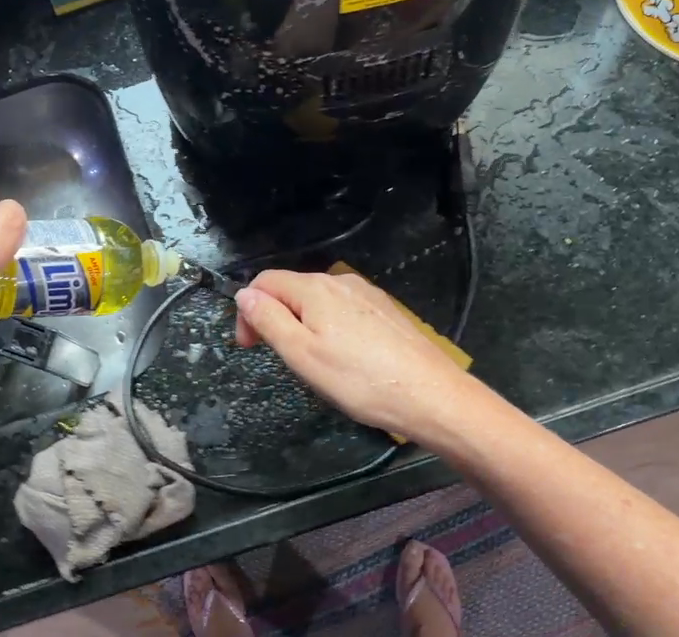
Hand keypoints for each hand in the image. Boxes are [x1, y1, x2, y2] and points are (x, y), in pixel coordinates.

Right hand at [233, 268, 481, 450]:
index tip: (250, 348)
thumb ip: (268, 320)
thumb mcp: (301, 354)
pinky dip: (332, 328)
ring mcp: (367, 294)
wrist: (434, 397)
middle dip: (275, 318)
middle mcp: (340, 282)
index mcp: (313, 288)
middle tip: (281, 360)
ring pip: (319, 301)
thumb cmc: (359, 379)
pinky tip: (347, 360)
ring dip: (303, 324)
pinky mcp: (387, 311)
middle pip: (292, 289)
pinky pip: (345, 311)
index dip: (248, 311)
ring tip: (315, 364)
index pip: (264, 281)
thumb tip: (243, 294)